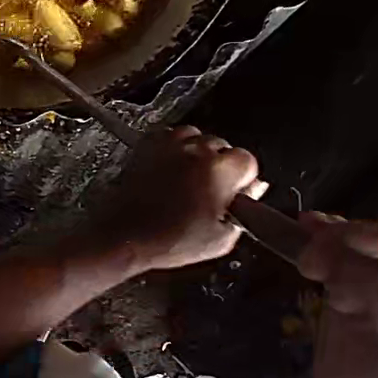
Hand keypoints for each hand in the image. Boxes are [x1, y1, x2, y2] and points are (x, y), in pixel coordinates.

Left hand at [88, 126, 266, 272]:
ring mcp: (171, 144)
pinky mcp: (149, 145)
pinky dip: (174, 149)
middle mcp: (197, 150)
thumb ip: (245, 212)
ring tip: (187, 183)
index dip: (243, 180)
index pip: (248, 160)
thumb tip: (253, 191)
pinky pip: (171, 137)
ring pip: (197, 139)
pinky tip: (171, 172)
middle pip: (223, 147)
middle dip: (220, 167)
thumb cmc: (169, 240)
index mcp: (220, 170)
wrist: (125, 235)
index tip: (234, 194)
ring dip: (197, 156)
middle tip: (207, 193)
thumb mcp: (220, 239)